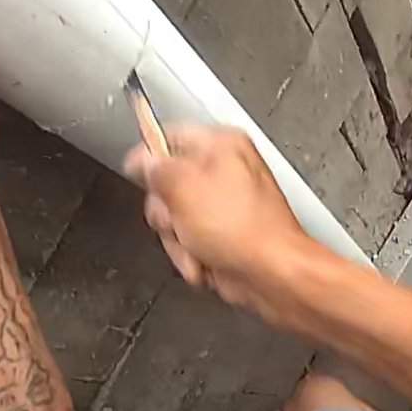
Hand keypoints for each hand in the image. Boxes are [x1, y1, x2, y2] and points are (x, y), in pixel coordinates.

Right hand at [125, 126, 318, 319]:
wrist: (271, 273)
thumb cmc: (245, 231)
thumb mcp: (183, 187)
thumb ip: (155, 167)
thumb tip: (141, 160)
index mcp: (221, 146)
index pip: (168, 137)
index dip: (148, 159)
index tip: (140, 178)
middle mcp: (225, 173)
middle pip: (166, 186)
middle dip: (166, 213)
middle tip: (179, 220)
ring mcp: (224, 207)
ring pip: (175, 220)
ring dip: (178, 241)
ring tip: (197, 245)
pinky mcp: (224, 236)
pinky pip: (188, 243)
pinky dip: (191, 256)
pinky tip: (204, 260)